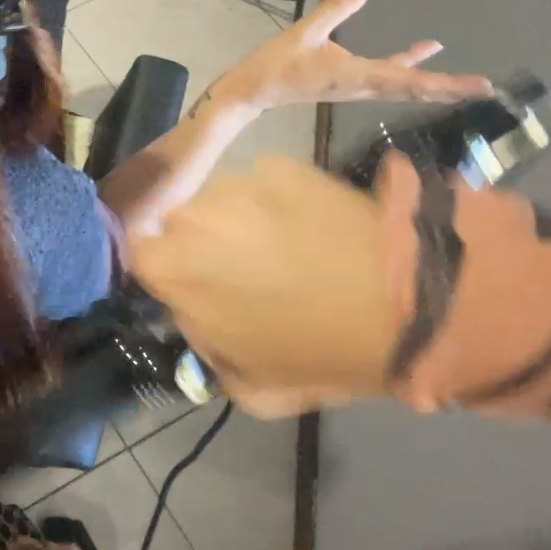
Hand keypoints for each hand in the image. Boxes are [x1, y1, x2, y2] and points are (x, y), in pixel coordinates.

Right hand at [127, 156, 399, 416]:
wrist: (413, 303)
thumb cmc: (322, 352)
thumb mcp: (251, 385)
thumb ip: (206, 353)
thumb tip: (199, 324)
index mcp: (169, 269)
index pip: (138, 256)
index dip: (165, 269)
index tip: (194, 284)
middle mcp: (188, 216)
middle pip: (179, 225)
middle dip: (202, 243)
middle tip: (243, 267)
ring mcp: (234, 184)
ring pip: (220, 201)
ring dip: (238, 220)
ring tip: (285, 244)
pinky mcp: (279, 164)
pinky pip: (262, 183)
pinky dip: (277, 200)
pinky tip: (311, 224)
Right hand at [218, 0, 492, 112]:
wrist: (250, 92)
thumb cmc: (274, 65)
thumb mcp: (303, 33)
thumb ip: (337, 6)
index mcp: (356, 75)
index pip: (411, 82)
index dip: (447, 84)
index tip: (481, 88)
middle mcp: (363, 85)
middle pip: (415, 90)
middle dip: (449, 89)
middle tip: (487, 90)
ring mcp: (356, 86)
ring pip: (404, 86)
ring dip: (434, 82)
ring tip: (465, 78)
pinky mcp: (348, 82)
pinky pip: (387, 77)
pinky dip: (409, 66)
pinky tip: (423, 51)